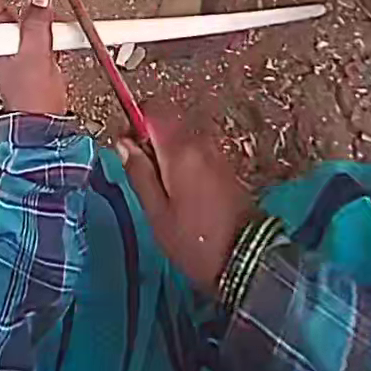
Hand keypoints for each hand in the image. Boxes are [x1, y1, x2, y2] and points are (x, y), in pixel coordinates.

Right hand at [115, 104, 254, 294]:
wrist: (247, 260)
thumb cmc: (195, 241)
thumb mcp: (157, 212)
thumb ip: (139, 172)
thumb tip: (123, 143)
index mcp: (180, 150)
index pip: (152, 110)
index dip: (134, 121)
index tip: (126, 147)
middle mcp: (199, 142)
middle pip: (166, 122)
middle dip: (148, 139)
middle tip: (141, 173)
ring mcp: (215, 152)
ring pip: (179, 137)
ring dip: (165, 151)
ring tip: (160, 188)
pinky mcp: (224, 165)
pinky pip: (194, 150)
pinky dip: (181, 160)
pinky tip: (180, 191)